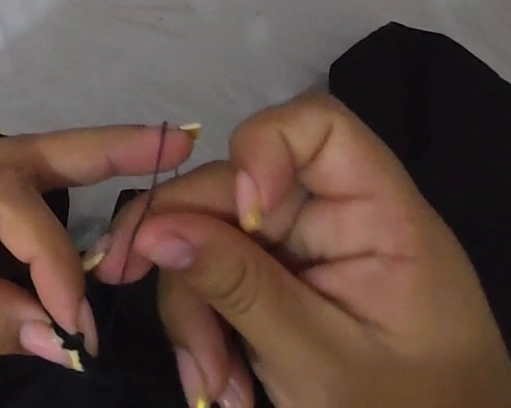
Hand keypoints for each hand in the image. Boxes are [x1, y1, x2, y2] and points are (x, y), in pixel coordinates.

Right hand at [87, 94, 510, 407]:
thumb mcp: (323, 365)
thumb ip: (238, 288)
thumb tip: (151, 231)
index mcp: (380, 221)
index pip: (318, 128)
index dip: (263, 147)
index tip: (241, 214)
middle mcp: (330, 219)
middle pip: (232, 188)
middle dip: (187, 251)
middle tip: (130, 284)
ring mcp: (295, 250)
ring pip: (204, 232)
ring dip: (190, 304)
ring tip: (208, 385)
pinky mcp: (268, 281)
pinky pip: (208, 272)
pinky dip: (199, 322)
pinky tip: (211, 378)